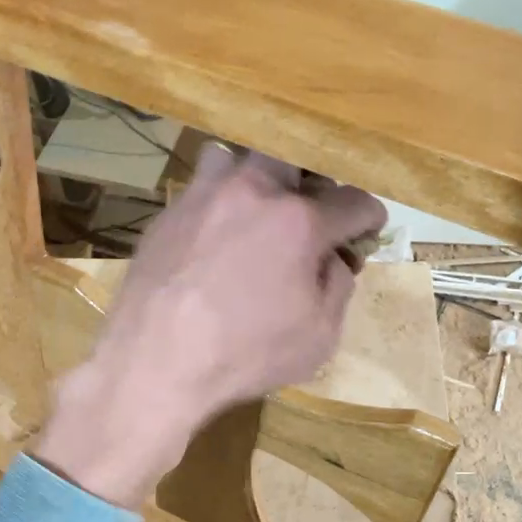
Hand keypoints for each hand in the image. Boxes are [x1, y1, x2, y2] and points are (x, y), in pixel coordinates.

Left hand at [31, 146, 385, 504]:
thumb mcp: (318, 337)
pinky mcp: (167, 215)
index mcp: (300, 222)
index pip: (352, 202)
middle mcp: (253, 193)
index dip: (367, 218)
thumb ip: (337, 289)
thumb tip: (333, 261)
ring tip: (252, 214)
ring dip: (254, 181)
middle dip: (309, 185)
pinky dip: (215, 207)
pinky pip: (199, 192)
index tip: (366, 229)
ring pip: (237, 160)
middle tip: (307, 218)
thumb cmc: (245, 356)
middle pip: (293, 161)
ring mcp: (204, 197)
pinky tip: (211, 240)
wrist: (155, 362)